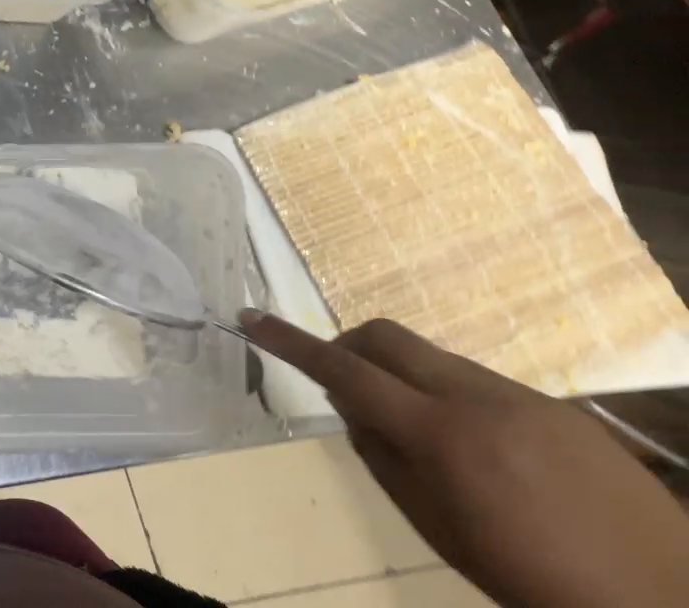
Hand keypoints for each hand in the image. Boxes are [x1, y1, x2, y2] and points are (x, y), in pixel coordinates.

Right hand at [242, 310, 688, 607]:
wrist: (664, 603)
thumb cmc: (527, 576)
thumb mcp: (434, 526)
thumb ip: (381, 455)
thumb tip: (352, 407)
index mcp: (443, 435)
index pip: (345, 372)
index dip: (290, 343)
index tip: (250, 318)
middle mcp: (482, 399)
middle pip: (387, 337)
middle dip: (348, 348)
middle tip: (344, 388)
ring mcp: (528, 398)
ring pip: (434, 358)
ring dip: (404, 377)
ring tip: (424, 436)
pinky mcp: (564, 410)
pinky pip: (482, 381)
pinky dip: (452, 396)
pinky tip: (482, 452)